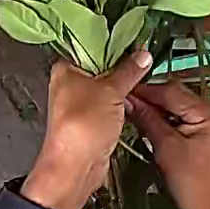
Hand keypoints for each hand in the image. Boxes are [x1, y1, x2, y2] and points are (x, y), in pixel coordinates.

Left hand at [27, 52, 153, 208]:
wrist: (76, 167)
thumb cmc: (83, 124)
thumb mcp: (112, 90)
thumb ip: (129, 71)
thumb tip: (142, 55)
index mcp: (66, 68)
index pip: (90, 46)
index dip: (112, 43)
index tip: (134, 41)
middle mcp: (69, 83)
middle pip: (100, 67)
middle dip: (121, 66)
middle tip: (143, 59)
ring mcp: (80, 103)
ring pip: (106, 87)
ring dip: (123, 86)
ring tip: (143, 77)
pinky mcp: (90, 120)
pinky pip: (109, 104)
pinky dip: (121, 102)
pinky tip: (136, 98)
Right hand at [126, 82, 209, 208]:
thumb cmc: (191, 180)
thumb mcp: (166, 147)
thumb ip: (148, 120)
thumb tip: (129, 100)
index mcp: (205, 112)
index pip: (170, 91)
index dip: (145, 91)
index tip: (122, 92)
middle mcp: (208, 113)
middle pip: (175, 96)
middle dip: (150, 98)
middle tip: (125, 100)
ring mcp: (206, 124)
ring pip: (175, 107)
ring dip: (155, 108)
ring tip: (132, 110)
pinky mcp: (201, 136)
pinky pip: (179, 119)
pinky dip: (163, 119)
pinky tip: (147, 122)